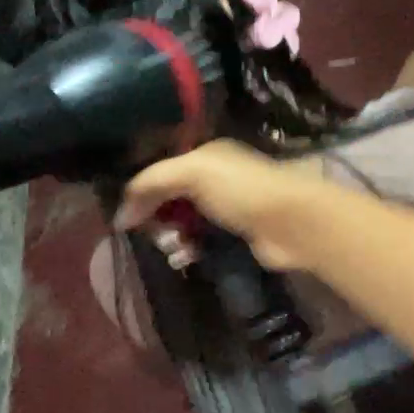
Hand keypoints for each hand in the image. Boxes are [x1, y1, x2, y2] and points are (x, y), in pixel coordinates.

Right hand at [115, 142, 330, 269]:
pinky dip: (188, 250)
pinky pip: (199, 242)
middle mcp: (214, 177)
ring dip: (171, 237)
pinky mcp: (234, 236)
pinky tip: (186, 257)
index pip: (161, 169)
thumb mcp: (193, 172)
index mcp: (205, 154)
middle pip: (169, 199)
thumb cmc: (242, 190)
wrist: (293, 223)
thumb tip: (121, 214)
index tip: (126, 217)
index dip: (141, 191)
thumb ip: (152, 183)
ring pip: (182, 223)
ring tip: (175, 248)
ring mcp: (225, 208)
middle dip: (155, 218)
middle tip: (155, 234)